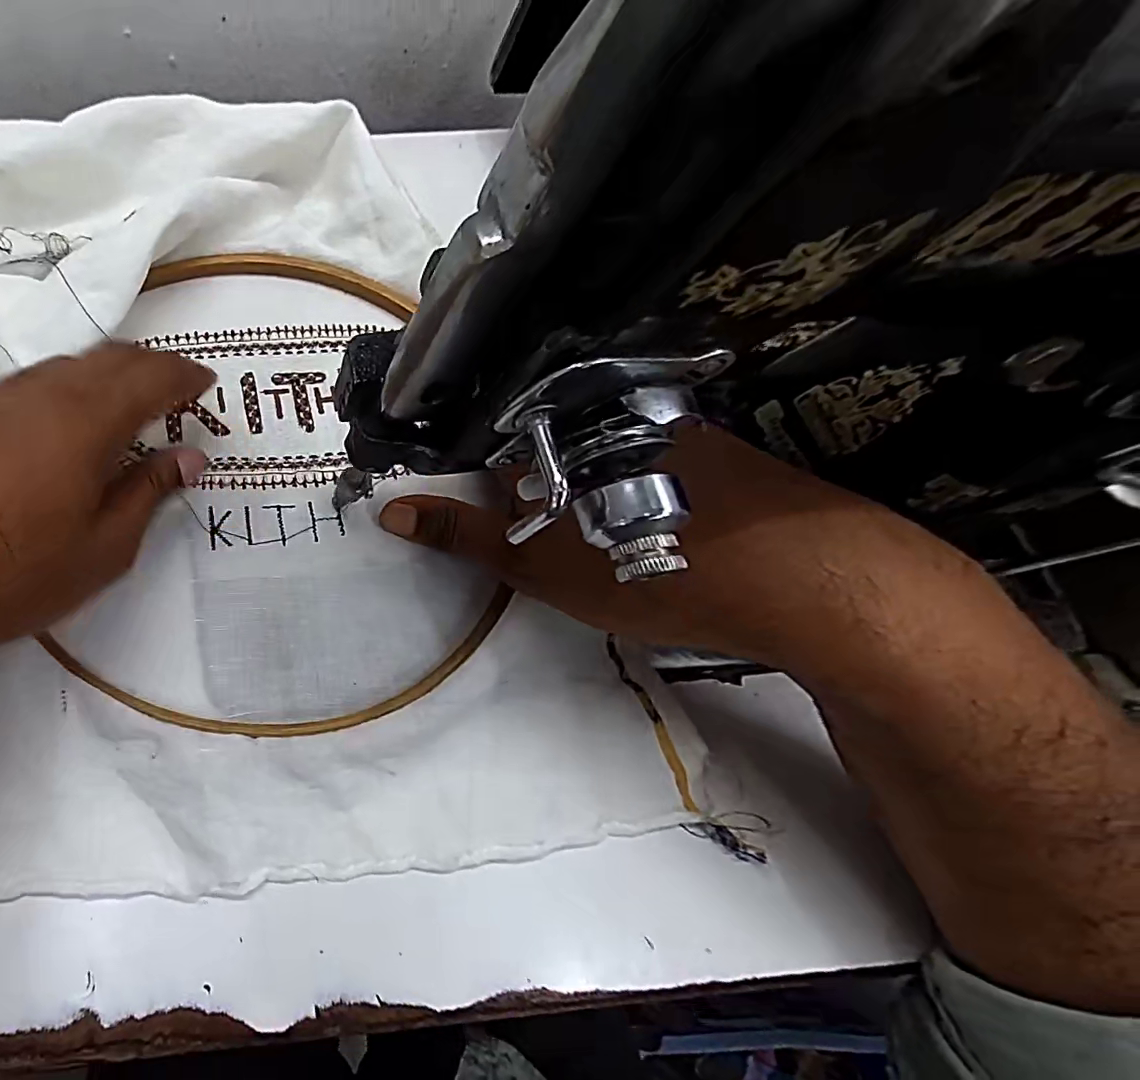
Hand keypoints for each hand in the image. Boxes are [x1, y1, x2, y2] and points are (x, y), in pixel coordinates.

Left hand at [0, 343, 211, 704]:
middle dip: (146, 369)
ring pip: (60, 370)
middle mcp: (36, 391)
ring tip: (116, 418)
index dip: (184, 377)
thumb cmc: (10, 579)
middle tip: (169, 397)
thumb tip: (188, 457)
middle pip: (105, 359)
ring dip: (99, 382)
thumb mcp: (100, 552)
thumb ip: (148, 494)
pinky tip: (53, 438)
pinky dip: (57, 398)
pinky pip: (22, 390)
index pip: (150, 375)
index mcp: (83, 419)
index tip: (205, 385)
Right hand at [375, 425, 986, 682]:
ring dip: (581, 477)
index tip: (467, 503)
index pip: (488, 440)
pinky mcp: (719, 445)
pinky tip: (651, 516)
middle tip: (533, 526)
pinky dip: (634, 477)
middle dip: (524, 477)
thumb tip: (387, 510)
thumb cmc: (647, 567)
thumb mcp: (537, 563)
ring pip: (596, 444)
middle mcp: (607, 419)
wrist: (811, 583)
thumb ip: (460, 533)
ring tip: (590, 527)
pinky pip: (651, 451)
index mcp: (556, 440)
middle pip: (541, 439)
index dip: (469, 471)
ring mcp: (668, 426)